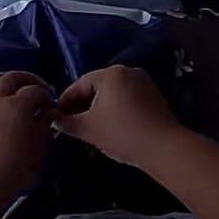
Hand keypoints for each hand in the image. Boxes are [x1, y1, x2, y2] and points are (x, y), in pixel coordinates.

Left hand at [0, 71, 54, 201]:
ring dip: (7, 80)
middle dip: (28, 79)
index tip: (52, 106)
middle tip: (39, 88)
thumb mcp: (38, 148)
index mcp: (17, 105)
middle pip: (12, 77)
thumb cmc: (15, 169)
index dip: (46, 96)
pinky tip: (0, 104)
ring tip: (16, 89)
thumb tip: (48, 113)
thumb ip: (43, 126)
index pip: (36, 91)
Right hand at [54, 65, 184, 168]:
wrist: (164, 148)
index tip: (56, 118)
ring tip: (89, 128)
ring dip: (98, 109)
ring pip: (112, 94)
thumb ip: (68, 122)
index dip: (65, 102)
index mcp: (110, 73)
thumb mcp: (89, 129)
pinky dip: (115, 110)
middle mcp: (128, 71)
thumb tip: (55, 119)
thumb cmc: (122, 133)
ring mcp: (144, 83)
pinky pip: (127, 99)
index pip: (79, 85)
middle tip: (71, 125)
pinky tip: (111, 127)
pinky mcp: (153, 96)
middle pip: (96, 87)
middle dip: (82, 106)